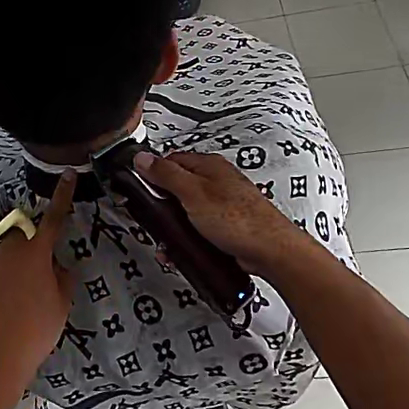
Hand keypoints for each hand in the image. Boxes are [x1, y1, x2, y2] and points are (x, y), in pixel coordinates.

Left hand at [0, 171, 79, 383]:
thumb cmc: (35, 333)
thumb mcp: (62, 303)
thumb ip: (61, 274)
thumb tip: (54, 265)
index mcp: (35, 254)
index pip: (54, 217)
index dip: (63, 195)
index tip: (66, 176)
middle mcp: (7, 251)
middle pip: (21, 236)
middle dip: (29, 247)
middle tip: (36, 276)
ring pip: (1, 255)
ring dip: (10, 268)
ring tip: (14, 300)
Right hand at [133, 150, 316, 276]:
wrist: (269, 250)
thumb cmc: (241, 220)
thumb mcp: (193, 193)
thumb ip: (166, 175)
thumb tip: (143, 159)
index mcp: (209, 166)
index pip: (171, 160)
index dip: (153, 173)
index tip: (139, 187)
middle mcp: (217, 182)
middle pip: (178, 187)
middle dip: (163, 205)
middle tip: (155, 218)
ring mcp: (222, 205)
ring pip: (188, 211)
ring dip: (175, 226)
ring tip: (169, 240)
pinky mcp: (226, 225)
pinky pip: (199, 229)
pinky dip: (189, 238)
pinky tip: (185, 249)